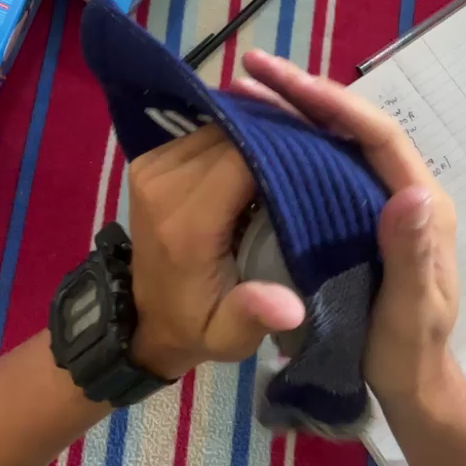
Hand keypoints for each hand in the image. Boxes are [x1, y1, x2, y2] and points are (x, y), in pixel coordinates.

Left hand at [125, 125, 306, 379]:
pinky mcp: (146, 161)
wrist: (147, 321)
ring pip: (215, 129)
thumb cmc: (197, 326)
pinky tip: (252, 155)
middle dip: (270, 140)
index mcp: (186, 225)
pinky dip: (228, 139)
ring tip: (285, 152)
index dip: (281, 152)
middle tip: (310, 150)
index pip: (241, 160)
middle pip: (229, 136)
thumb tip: (291, 308)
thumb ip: (256, 315)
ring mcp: (150, 168)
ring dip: (249, 137)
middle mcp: (162, 186)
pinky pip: (198, 135)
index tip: (319, 157)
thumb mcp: (230, 337)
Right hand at [233, 50, 461, 407]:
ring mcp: (373, 195)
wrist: (407, 380)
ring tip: (243, 89)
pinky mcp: (351, 208)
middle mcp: (398, 186)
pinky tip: (256, 132)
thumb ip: (412, 253)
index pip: (378, 134)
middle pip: (351, 124)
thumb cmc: (409, 349)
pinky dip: (288, 139)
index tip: (286, 81)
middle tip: (252, 69)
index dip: (334, 103)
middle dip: (302, 92)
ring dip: (290, 109)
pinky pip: (319, 160)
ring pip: (332, 137)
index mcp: (422, 200)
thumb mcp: (413, 310)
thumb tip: (411, 190)